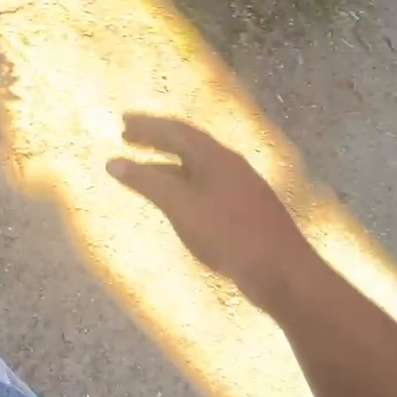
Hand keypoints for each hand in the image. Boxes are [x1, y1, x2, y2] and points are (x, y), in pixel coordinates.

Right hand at [106, 115, 321, 313]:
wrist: (284, 274)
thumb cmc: (228, 233)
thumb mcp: (179, 205)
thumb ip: (145, 182)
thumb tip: (112, 163)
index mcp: (217, 159)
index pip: (177, 130)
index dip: (148, 124)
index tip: (123, 121)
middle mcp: (231, 167)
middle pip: (188, 145)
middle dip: (156, 140)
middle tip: (128, 137)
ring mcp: (240, 188)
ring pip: (196, 166)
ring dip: (166, 162)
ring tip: (142, 168)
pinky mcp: (243, 210)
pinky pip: (203, 184)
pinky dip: (180, 182)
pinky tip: (172, 197)